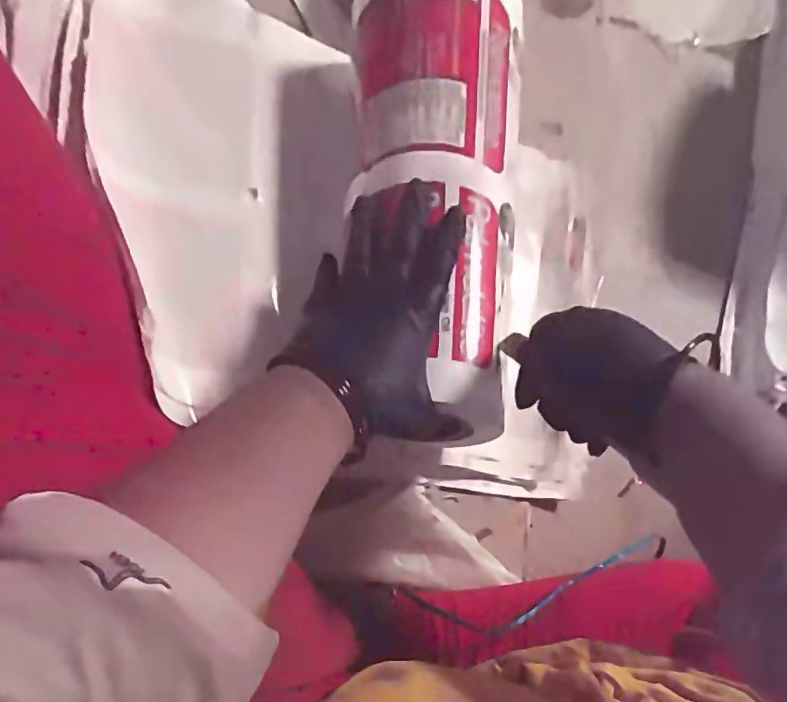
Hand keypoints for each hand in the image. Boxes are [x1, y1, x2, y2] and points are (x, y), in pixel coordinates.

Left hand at [275, 183, 469, 444]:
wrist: (326, 395)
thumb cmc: (378, 402)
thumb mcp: (416, 416)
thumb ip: (441, 421)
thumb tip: (465, 432)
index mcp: (415, 315)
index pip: (437, 267)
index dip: (449, 238)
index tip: (457, 211)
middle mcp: (386, 293)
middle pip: (401, 243)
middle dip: (411, 212)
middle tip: (417, 185)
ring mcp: (351, 293)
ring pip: (361, 246)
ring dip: (366, 222)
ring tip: (369, 196)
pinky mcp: (322, 302)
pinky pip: (326, 278)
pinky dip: (328, 267)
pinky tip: (328, 255)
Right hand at [514, 307, 687, 456]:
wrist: (661, 411)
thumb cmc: (597, 383)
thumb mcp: (551, 360)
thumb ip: (530, 351)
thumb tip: (512, 345)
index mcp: (580, 322)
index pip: (541, 341)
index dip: (529, 373)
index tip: (526, 403)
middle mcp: (601, 341)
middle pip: (558, 374)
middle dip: (552, 401)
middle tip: (559, 418)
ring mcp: (620, 371)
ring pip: (579, 397)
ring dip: (572, 419)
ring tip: (582, 434)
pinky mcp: (635, 400)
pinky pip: (601, 414)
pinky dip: (594, 427)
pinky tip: (597, 441)